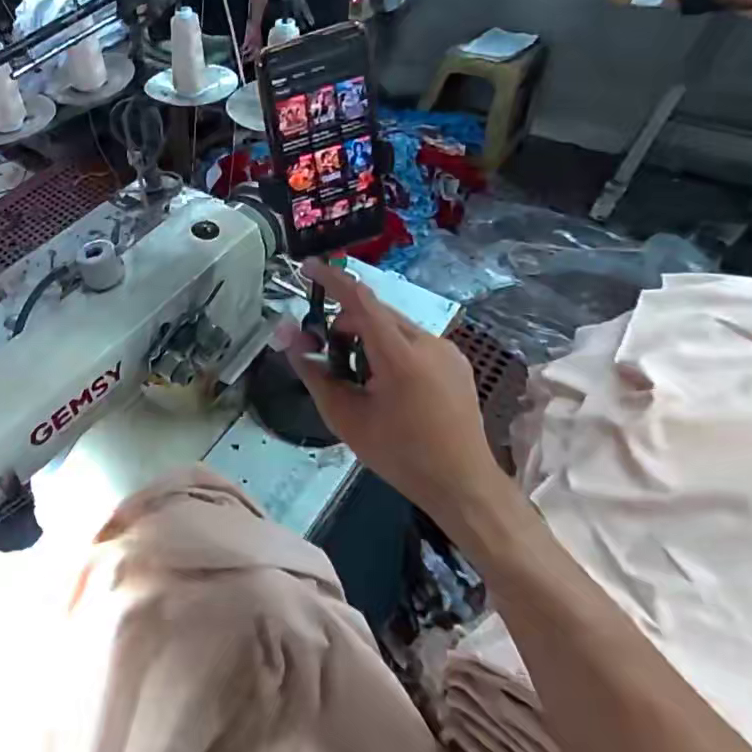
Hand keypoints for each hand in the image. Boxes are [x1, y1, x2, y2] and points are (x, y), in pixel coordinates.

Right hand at [280, 258, 512, 522]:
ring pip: (395, 326)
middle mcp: (427, 342)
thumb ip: (313, 372)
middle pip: (376, 313)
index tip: (308, 266)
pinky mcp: (457, 362)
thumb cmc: (399, 455)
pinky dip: (392, 348)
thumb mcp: (345, 417)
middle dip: (346, 323)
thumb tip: (289, 336)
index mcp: (400, 355)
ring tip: (361, 378)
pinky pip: (415, 341)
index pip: (360, 299)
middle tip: (328, 355)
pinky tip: (389, 385)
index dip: (332, 279)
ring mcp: (447, 350)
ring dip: (369, 337)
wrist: (463, 485)